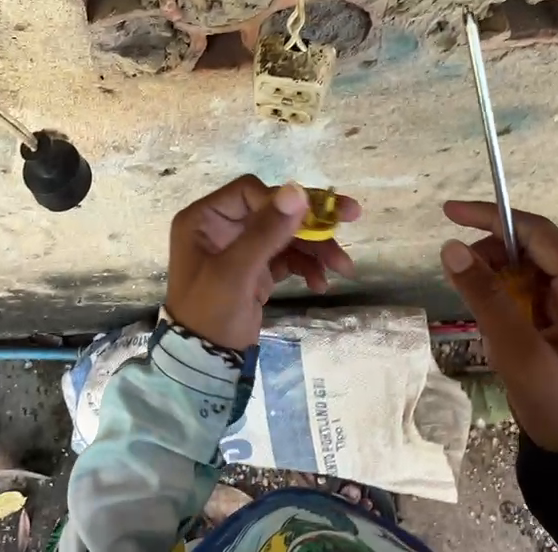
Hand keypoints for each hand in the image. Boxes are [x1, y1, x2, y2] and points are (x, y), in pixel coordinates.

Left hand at [164, 176, 361, 349]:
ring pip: (284, 234)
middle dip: (310, 221)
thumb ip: (267, 231)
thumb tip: (297, 191)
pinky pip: (285, 257)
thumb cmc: (211, 313)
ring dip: (315, 248)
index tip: (315, 217)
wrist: (204, 367)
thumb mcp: (237, 271)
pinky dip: (305, 266)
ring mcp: (238, 249)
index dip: (283, 201)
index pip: (250, 192)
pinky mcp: (254, 271)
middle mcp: (220, 227)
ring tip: (344, 267)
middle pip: (272, 210)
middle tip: (353, 215)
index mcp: (204, 218)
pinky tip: (320, 284)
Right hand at [439, 201, 557, 453]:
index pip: (538, 232)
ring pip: (530, 275)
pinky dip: (510, 306)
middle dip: (492, 258)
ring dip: (499, 286)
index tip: (447, 213)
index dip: (491, 217)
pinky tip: (500, 334)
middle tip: (460, 281)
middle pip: (533, 252)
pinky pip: (535, 299)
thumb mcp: (521, 356)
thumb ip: (485, 298)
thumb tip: (450, 247)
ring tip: (483, 321)